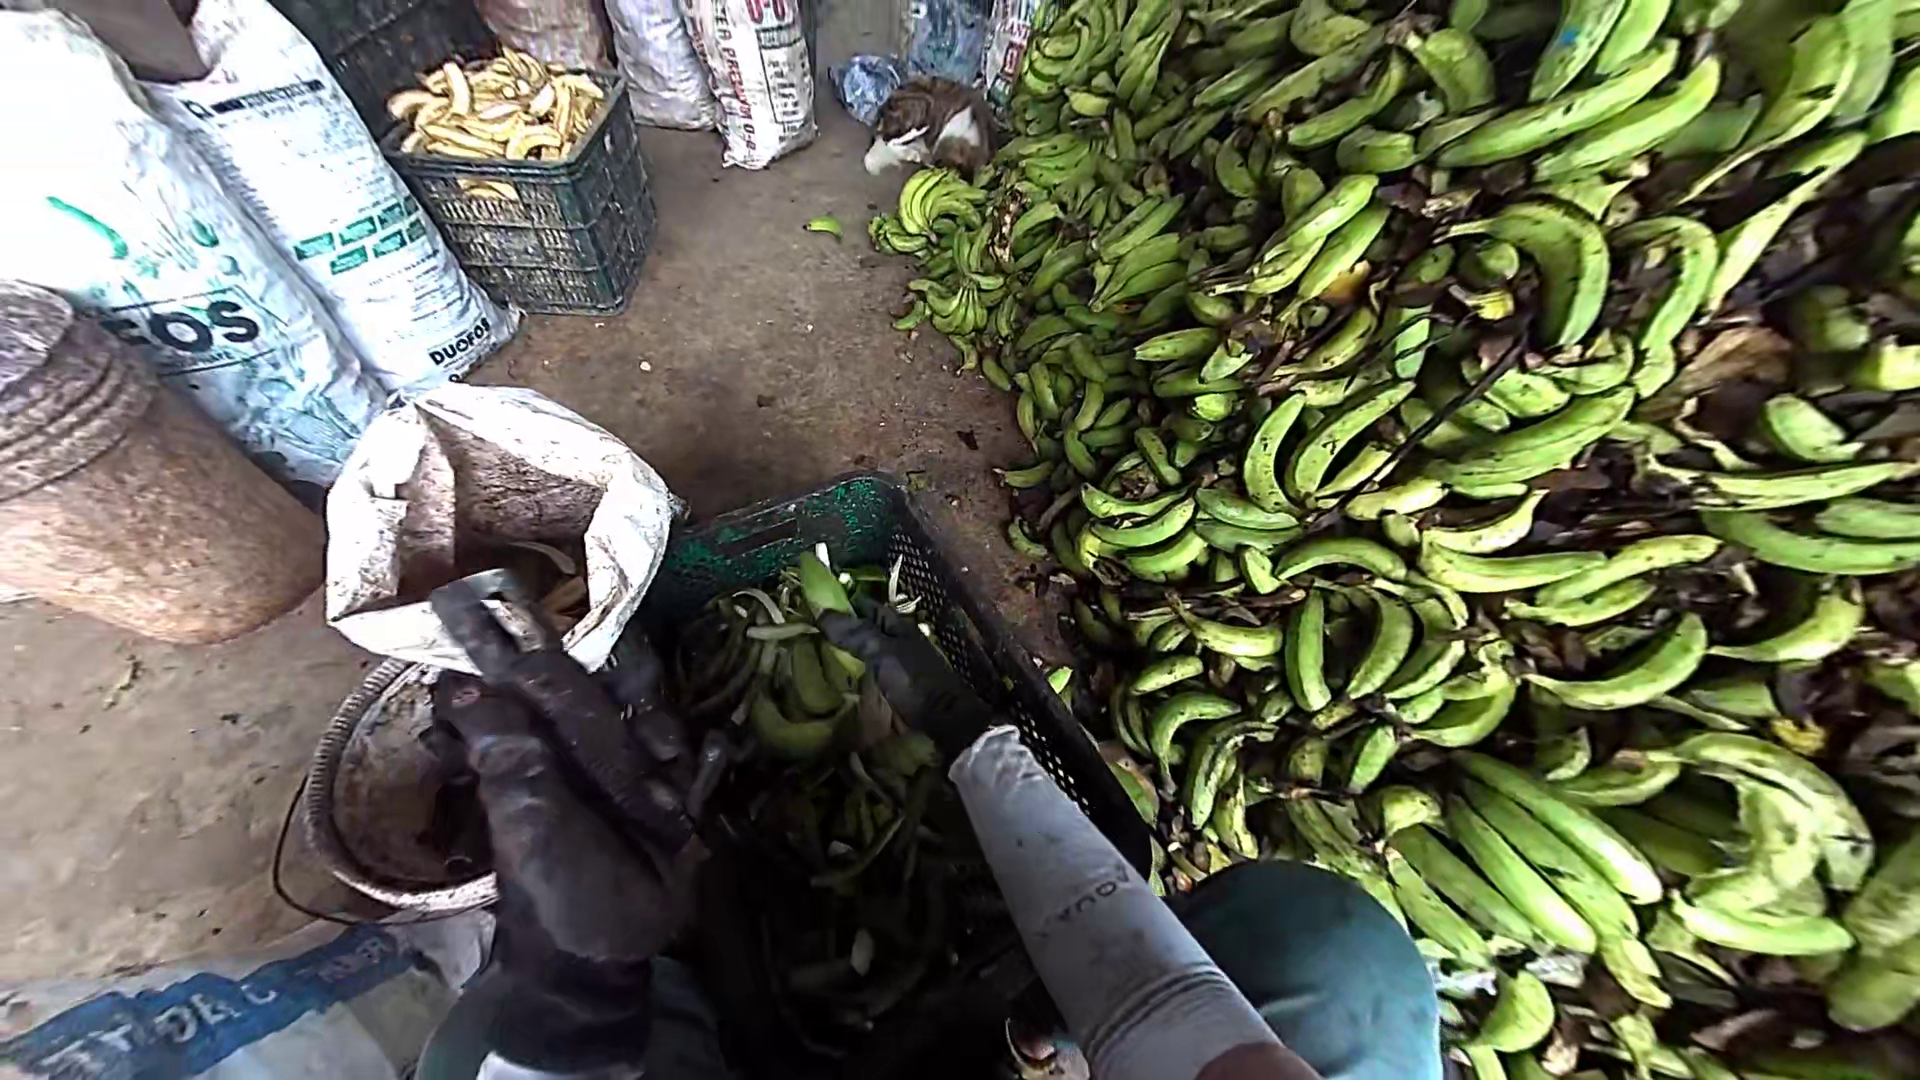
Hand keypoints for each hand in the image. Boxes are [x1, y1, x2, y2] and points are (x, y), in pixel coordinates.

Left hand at [431, 614, 726, 1070]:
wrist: (611, 947)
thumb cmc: (558, 894)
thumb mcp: (533, 838)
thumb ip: (514, 769)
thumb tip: (464, 691)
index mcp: (545, 753)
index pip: (535, 683)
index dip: (521, 642)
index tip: (492, 594)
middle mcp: (590, 749)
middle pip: (607, 687)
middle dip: (624, 677)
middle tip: (619, 681)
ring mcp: (637, 767)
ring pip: (658, 715)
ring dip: (667, 727)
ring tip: (669, 774)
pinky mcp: (679, 787)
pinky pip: (701, 755)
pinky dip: (709, 759)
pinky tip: (706, 777)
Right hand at [820, 599, 997, 758]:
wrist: (941, 717)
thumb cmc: (913, 680)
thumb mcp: (882, 652)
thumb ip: (856, 633)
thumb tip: (822, 612)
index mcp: (898, 626)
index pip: (866, 607)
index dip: (844, 604)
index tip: (815, 606)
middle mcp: (897, 641)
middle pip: (865, 630)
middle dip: (841, 631)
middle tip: (809, 632)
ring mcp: (897, 664)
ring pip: (865, 652)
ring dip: (845, 653)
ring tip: (815, 654)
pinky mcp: (894, 687)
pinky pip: (868, 674)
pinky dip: (852, 674)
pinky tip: (836, 679)